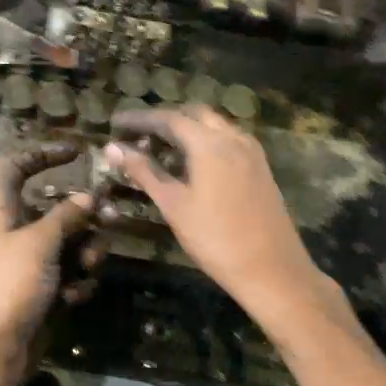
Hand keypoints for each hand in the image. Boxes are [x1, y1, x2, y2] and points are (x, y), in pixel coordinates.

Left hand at [0, 142, 106, 385]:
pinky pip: (71, 276)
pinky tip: (75, 296)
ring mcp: (31, 265)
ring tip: (88, 267)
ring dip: (86, 251)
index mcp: (4, 211)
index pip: (16, 168)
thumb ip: (65, 216)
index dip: (42, 155)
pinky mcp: (45, 294)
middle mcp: (17, 233)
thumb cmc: (7, 287)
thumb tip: (87, 197)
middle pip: (56, 209)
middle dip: (84, 214)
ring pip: (70, 243)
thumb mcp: (39, 243)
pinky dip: (77, 282)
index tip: (76, 151)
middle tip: (112, 218)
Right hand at [104, 107, 338, 319]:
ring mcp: (251, 152)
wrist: (273, 271)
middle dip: (165, 119)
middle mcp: (233, 137)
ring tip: (162, 147)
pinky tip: (193, 162)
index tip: (116, 123)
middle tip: (139, 134)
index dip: (140, 119)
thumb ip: (144, 172)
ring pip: (214, 125)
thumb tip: (113, 148)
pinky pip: (228, 140)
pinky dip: (206, 141)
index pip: (168, 118)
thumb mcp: (174, 205)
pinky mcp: (260, 167)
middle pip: (193, 114)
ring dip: (187, 129)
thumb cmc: (216, 239)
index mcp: (210, 143)